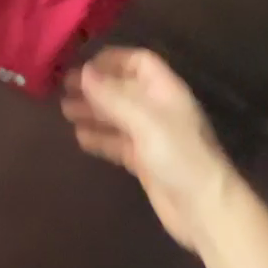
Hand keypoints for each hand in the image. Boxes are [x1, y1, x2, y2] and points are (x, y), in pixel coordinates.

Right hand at [62, 47, 234, 253]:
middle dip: (96, 86)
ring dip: (93, 110)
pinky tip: (80, 137)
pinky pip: (118, 142)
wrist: (203, 208)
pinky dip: (100, 137)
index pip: (139, 62)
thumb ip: (112, 96)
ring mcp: (152, 136)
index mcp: (164, 90)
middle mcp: (158, 109)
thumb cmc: (178, 154)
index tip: (84, 64)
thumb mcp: (144, 120)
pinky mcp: (145, 161)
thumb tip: (84, 71)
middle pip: (124, 88)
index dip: (113, 59)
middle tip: (64, 87)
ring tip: (65, 109)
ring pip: (118, 116)